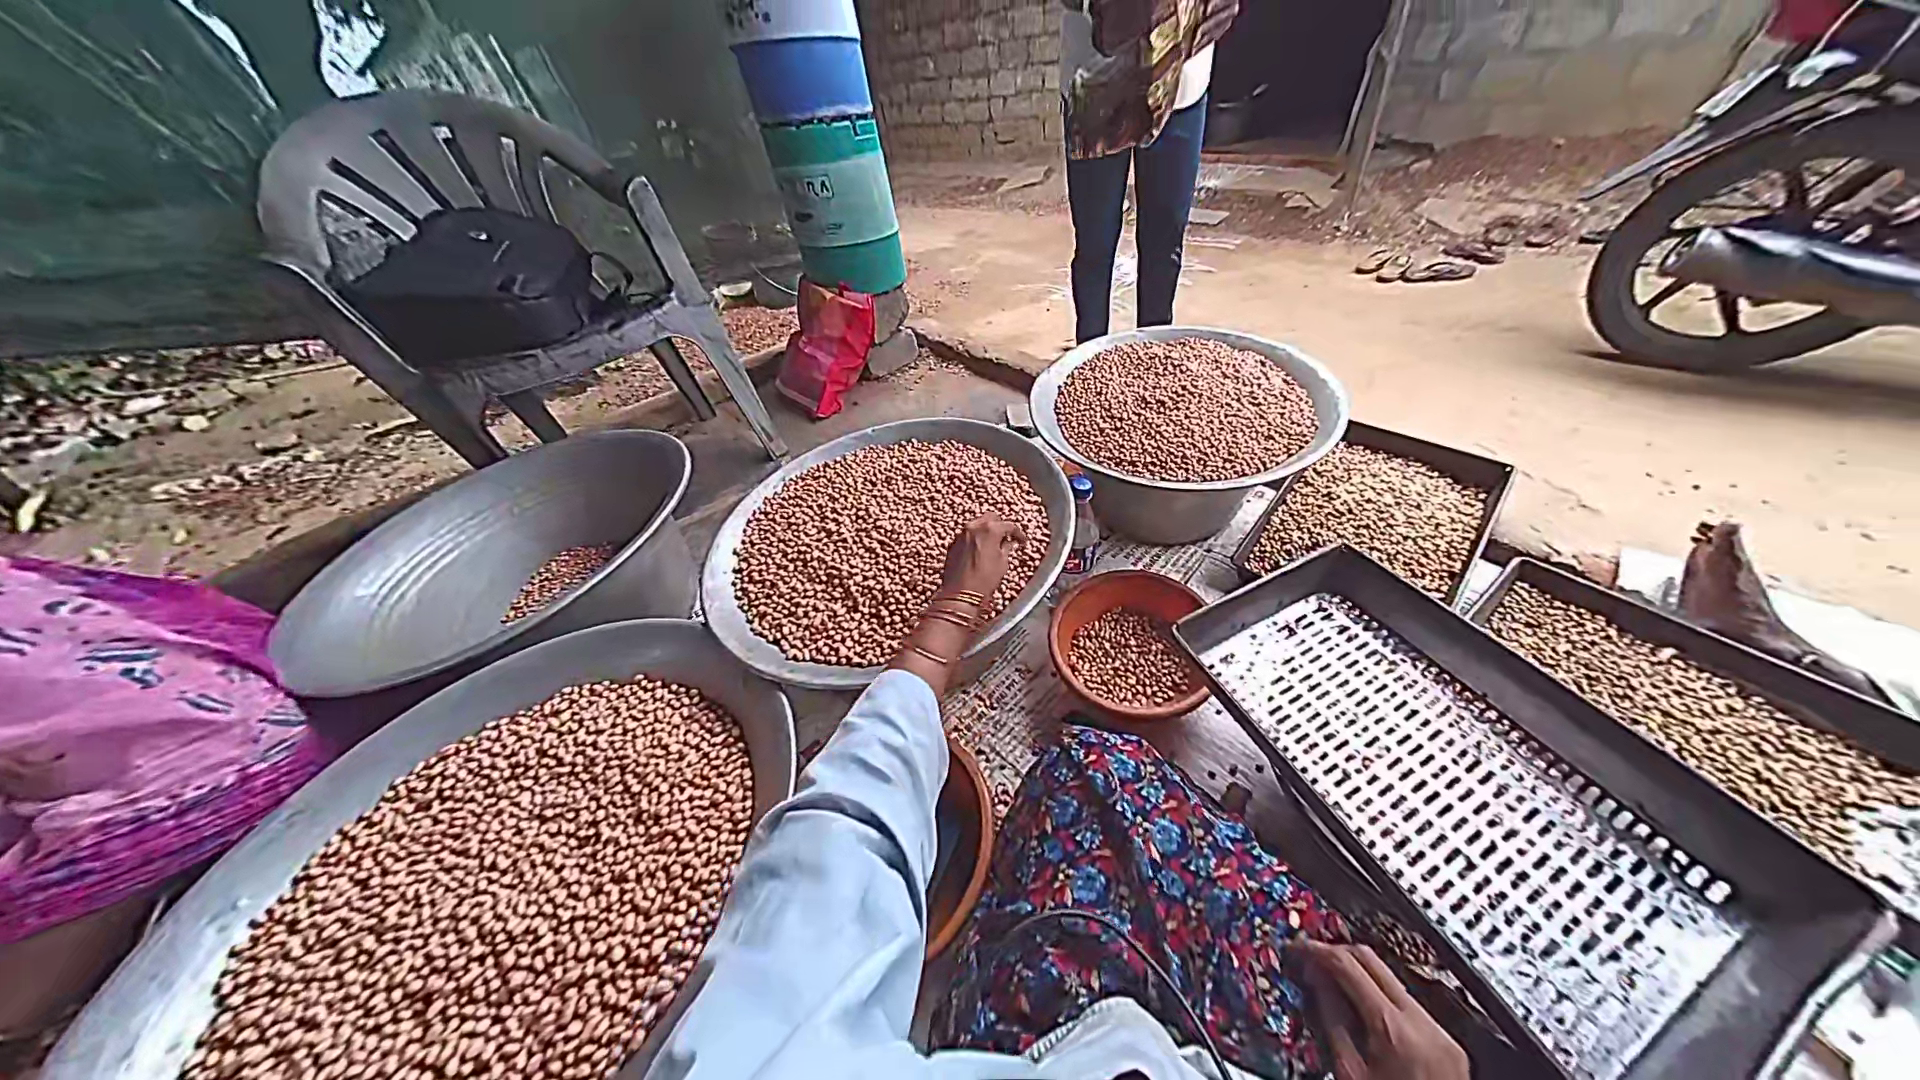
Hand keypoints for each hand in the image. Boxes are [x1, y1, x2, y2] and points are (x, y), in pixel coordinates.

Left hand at [939, 515, 1027, 601]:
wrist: (961, 593)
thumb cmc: (983, 579)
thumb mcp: (1002, 563)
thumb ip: (1006, 548)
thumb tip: (1008, 543)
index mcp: (990, 529)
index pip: (1009, 525)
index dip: (1018, 534)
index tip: (1021, 541)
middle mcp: (974, 527)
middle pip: (991, 518)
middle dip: (1001, 526)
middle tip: (1007, 537)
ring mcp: (962, 534)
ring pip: (977, 524)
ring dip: (987, 531)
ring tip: (994, 543)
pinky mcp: (954, 543)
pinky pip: (967, 535)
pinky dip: (975, 538)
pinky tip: (981, 548)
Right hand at [1293, 941, 1468, 1079]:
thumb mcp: (1347, 1072)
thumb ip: (1330, 1017)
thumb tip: (1315, 978)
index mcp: (1393, 1030)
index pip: (1347, 964)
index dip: (1316, 951)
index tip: (1297, 950)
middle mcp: (1423, 1024)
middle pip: (1370, 959)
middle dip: (1335, 954)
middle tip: (1310, 960)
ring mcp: (1440, 1034)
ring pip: (1388, 977)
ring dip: (1356, 973)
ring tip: (1331, 985)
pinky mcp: (1449, 1045)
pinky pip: (1405, 1002)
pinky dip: (1377, 995)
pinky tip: (1360, 1010)